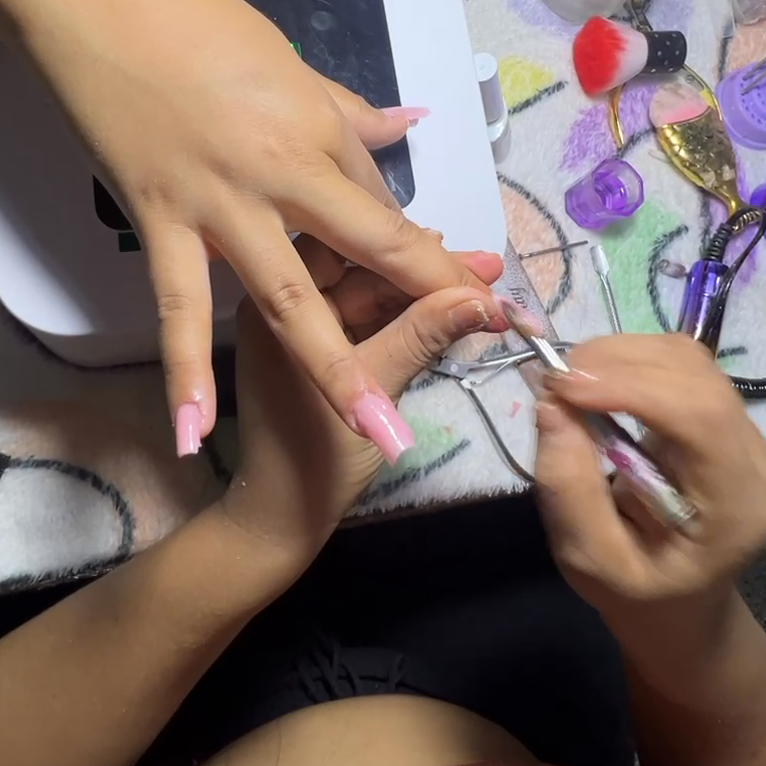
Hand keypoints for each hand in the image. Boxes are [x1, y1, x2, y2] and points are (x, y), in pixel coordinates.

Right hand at [12, 0, 481, 462]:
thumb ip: (347, 110)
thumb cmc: (194, 17)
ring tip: (374, 432)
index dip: (429, 251)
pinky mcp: (160, 223)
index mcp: (319, 128)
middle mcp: (283, 173)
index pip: (382, 203)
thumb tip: (405, 124)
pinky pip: (177, 306)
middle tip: (480, 347)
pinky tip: (198, 429)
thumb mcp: (288, 62)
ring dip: (335, 369)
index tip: (474, 287)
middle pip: (368, 247)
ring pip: (288, 297)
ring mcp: (221, 206)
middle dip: (427, 301)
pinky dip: (186, 370)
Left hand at [221, 239, 504, 559]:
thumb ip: (424, 336)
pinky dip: (412, 316)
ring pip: (375, 294)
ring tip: (486, 282)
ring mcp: (306, 324)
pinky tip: (454, 307)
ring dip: (427, 293)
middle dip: (429, 270)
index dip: (411, 249)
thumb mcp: (376, 387)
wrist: (283, 516)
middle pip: (366, 270)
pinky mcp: (327, 347)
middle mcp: (285, 300)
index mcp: (275, 300)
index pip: (347, 252)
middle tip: (491, 267)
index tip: (470, 256)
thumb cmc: (316, 454)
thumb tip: (484, 297)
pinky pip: (372, 319)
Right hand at [532, 335, 765, 627]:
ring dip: (619, 356)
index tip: (561, 386)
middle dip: (616, 363)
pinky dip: (628, 359)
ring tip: (568, 383)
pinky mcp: (718, 414)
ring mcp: (742, 432)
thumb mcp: (589, 561)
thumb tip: (551, 406)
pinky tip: (595, 383)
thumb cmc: (637, 591)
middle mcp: (754, 459)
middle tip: (552, 381)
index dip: (630, 387)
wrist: (679, 602)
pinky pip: (679, 365)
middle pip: (695, 376)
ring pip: (686, 359)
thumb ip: (569, 490)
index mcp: (736, 506)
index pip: (700, 416)